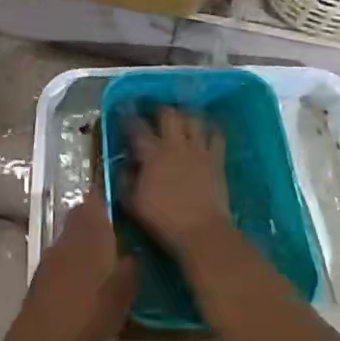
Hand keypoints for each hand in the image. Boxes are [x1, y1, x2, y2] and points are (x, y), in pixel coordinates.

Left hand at [24, 175, 136, 340]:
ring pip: (73, 239)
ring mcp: (51, 256)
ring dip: (88, 245)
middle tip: (124, 233)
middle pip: (84, 215)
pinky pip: (64, 261)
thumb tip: (133, 250)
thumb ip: (133, 262)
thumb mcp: (126, 286)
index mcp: (90, 225)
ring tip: (110, 263)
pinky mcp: (42, 279)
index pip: (98, 194)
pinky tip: (90, 288)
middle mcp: (68, 233)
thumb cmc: (91, 309)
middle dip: (101, 221)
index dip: (111, 192)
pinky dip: (77, 267)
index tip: (127, 197)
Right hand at [126, 107, 232, 256]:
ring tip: (182, 119)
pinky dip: (211, 130)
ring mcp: (198, 149)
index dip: (128, 117)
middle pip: (168, 114)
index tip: (124, 111)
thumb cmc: (163, 220)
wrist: (201, 231)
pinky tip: (207, 132)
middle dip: (160, 109)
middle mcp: (175, 145)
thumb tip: (123, 166)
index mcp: (152, 154)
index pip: (137, 128)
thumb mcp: (133, 204)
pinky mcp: (216, 158)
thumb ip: (124, 181)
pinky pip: (216, 135)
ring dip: (186, 116)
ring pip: (193, 119)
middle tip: (156, 113)